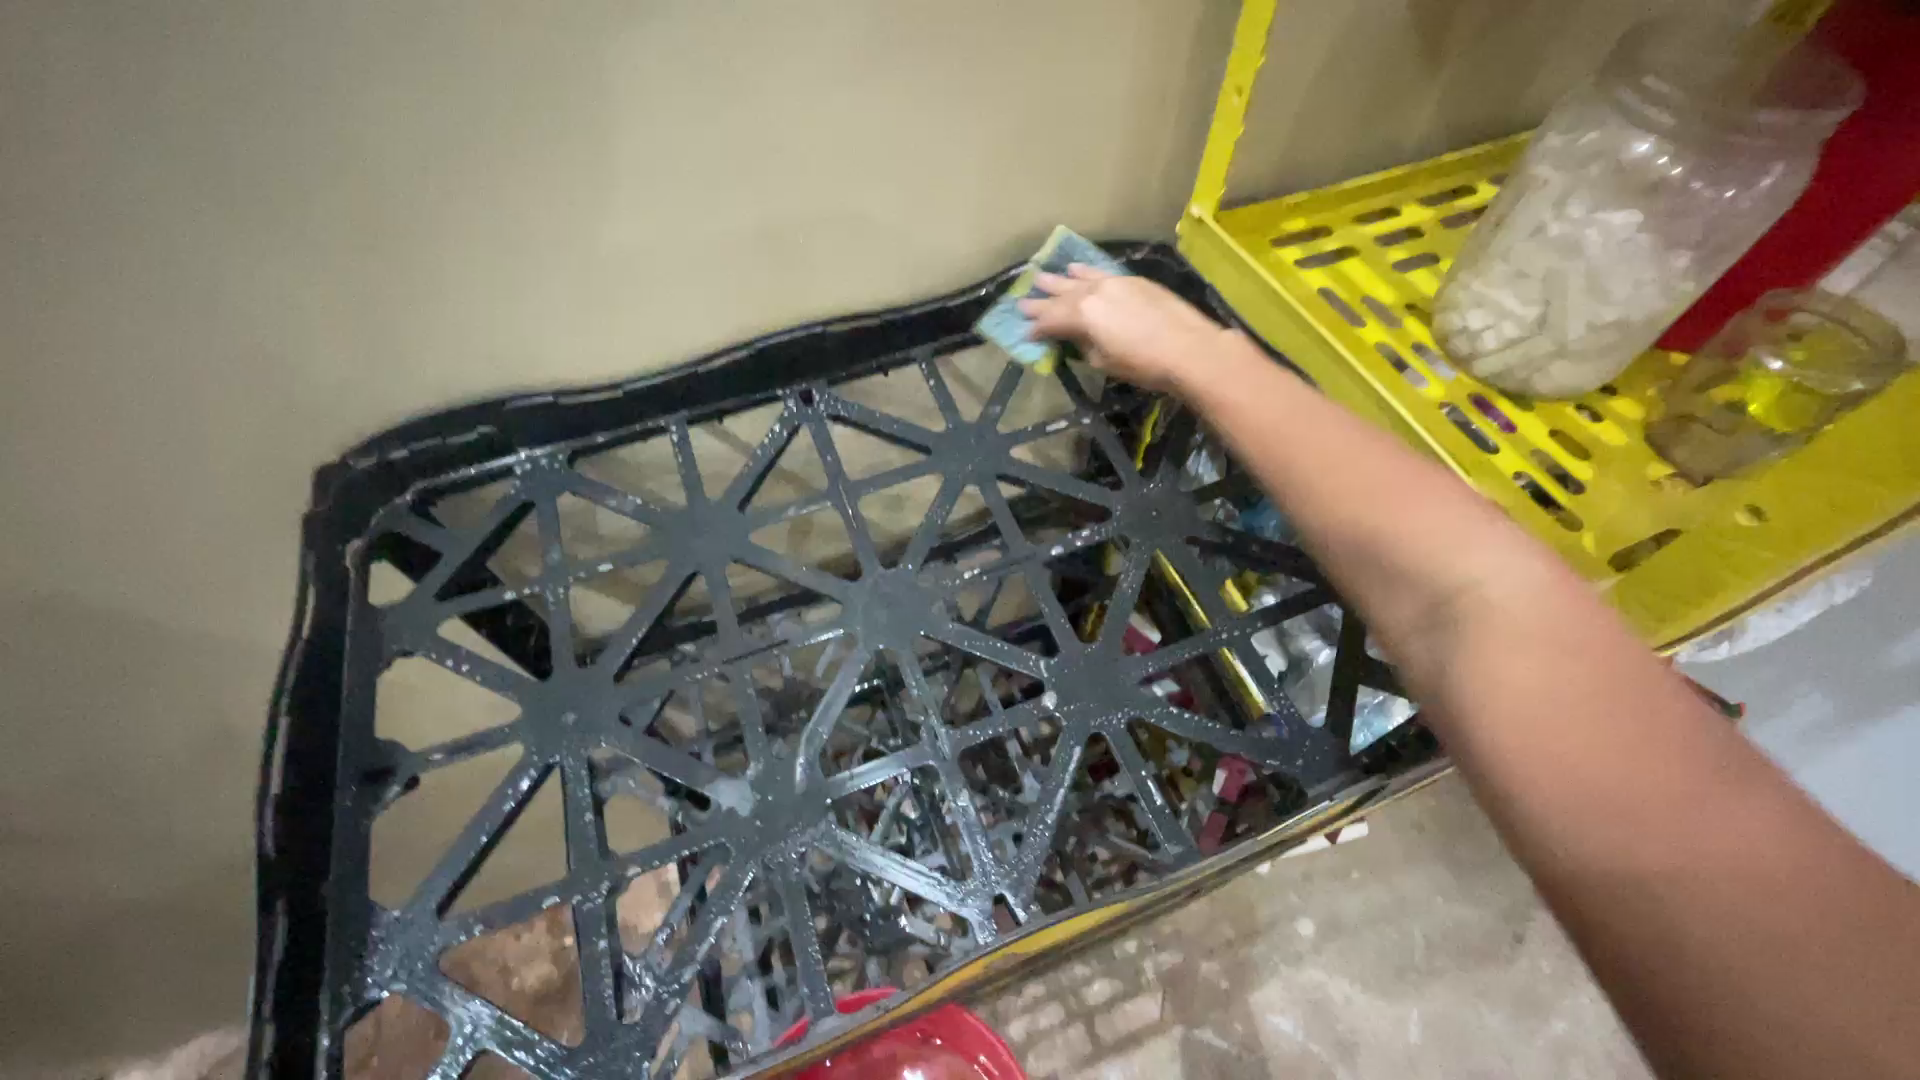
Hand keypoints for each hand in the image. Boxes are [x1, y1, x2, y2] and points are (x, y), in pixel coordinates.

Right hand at [1016, 263, 1228, 394]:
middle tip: (1021, 302)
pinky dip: (1085, 271)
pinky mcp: (1133, 281)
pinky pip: (1100, 272)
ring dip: (1059, 281)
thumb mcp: (1105, 362)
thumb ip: (1085, 346)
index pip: (1051, 321)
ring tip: (1041, 278)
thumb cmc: (1144, 364)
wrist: (1190, 349)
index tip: (1026, 333)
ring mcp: (1115, 283)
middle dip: (1041, 302)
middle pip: (1061, 297)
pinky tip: (1076, 269)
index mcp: (1083, 315)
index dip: (1037, 328)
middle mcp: (1094, 293)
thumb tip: (1077, 339)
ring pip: (1080, 280)